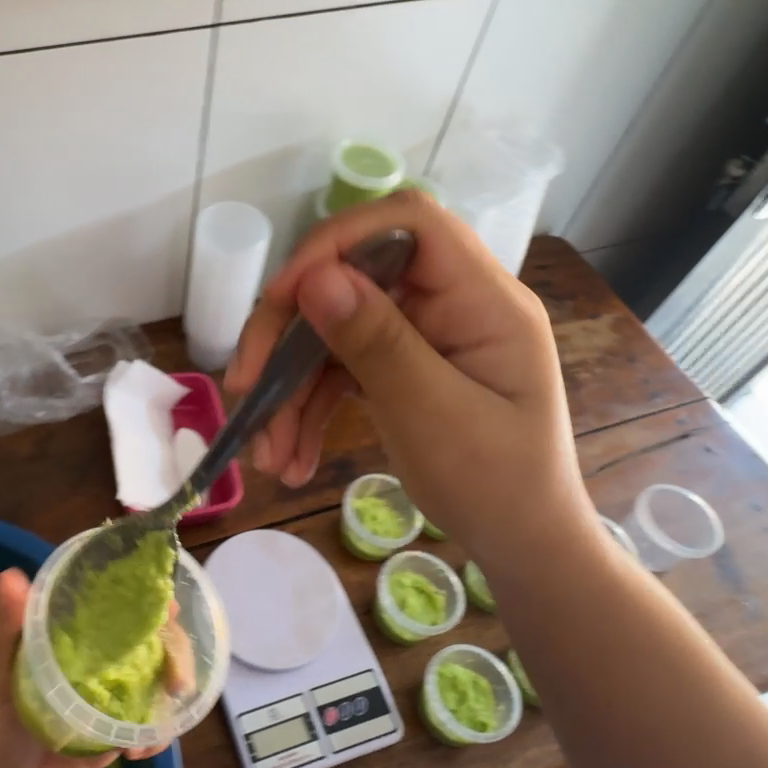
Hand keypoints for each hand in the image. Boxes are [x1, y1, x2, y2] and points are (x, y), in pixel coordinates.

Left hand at [0, 569, 166, 767]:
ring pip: (158, 675)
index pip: (113, 601)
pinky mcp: (117, 732)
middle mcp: (97, 656)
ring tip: (168, 704)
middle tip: (176, 671)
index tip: (167, 603)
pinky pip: (150, 725)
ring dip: (174, 685)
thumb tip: (9, 577)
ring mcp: (111, 693)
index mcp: (69, 633)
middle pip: (149, 636)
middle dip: (174, 645)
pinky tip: (139, 751)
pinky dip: (157, 734)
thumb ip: (2, 631)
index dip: (145, 595)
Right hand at [224, 190, 588, 560]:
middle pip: (350, 278)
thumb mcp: (434, 416)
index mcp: (482, 298)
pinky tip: (289, 456)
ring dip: (288, 385)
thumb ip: (378, 343)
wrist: (523, 544)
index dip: (338, 241)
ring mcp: (421, 333)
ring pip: (331, 327)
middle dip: (288, 332)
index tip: (283, 295)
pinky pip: (337, 366)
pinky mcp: (399, 363)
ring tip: (268, 453)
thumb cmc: (498, 486)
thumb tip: (315, 276)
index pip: (409, 223)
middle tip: (245, 384)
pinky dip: (306, 407)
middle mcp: (449, 302)